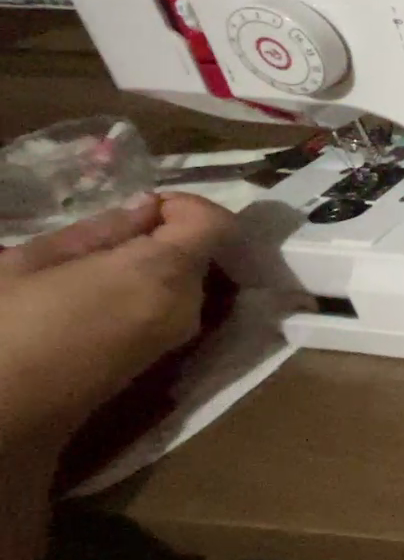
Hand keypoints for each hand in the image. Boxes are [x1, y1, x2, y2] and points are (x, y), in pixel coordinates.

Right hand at [0, 193, 233, 453]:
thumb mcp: (29, 264)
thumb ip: (98, 231)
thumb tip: (145, 209)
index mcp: (165, 271)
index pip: (217, 223)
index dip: (186, 206)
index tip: (145, 205)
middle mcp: (189, 300)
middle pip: (201, 252)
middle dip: (163, 237)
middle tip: (100, 240)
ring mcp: (180, 331)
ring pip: (184, 280)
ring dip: (152, 266)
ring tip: (84, 271)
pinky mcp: (162, 354)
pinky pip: (169, 306)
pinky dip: (146, 291)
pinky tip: (92, 299)